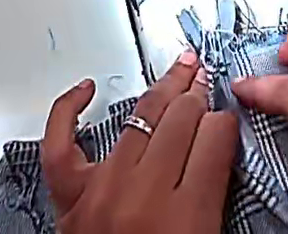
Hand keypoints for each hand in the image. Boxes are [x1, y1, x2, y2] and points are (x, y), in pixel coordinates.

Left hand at [41, 50, 238, 233]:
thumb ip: (218, 205)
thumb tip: (220, 148)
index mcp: (186, 224)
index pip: (214, 144)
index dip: (225, 124)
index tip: (227, 117)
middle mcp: (142, 198)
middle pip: (179, 122)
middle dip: (197, 98)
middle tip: (205, 80)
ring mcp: (100, 192)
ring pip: (137, 118)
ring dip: (161, 89)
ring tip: (178, 69)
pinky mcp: (68, 198)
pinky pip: (60, 140)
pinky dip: (70, 108)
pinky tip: (89, 87)